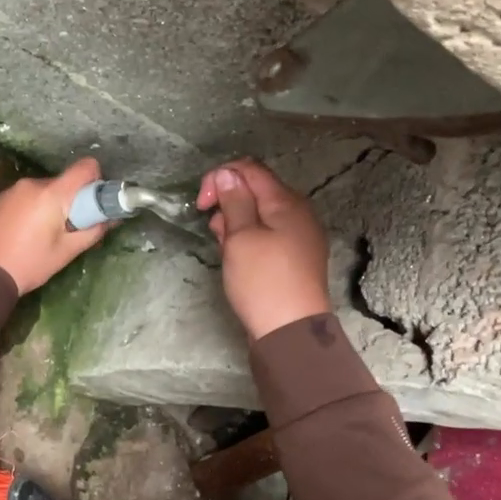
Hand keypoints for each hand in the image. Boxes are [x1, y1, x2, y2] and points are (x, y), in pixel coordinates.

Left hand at [0, 158, 108, 294]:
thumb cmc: (28, 264)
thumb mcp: (65, 252)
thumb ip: (92, 231)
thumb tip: (111, 219)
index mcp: (51, 193)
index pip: (85, 168)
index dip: (96, 180)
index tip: (94, 202)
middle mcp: (30, 184)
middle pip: (61, 183)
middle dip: (69, 201)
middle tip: (66, 229)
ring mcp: (10, 190)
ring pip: (40, 191)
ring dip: (47, 206)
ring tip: (40, 236)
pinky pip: (22, 198)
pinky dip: (28, 210)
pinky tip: (20, 234)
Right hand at [197, 159, 331, 338]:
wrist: (290, 330)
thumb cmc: (262, 281)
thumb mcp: (241, 237)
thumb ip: (234, 201)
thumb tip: (227, 174)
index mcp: (286, 202)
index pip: (250, 169)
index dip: (220, 177)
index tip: (202, 204)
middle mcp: (298, 212)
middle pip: (255, 189)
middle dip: (227, 202)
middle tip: (214, 231)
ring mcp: (298, 235)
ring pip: (259, 213)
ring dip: (235, 222)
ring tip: (225, 248)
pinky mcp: (293, 255)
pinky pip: (267, 233)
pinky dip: (247, 237)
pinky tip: (237, 256)